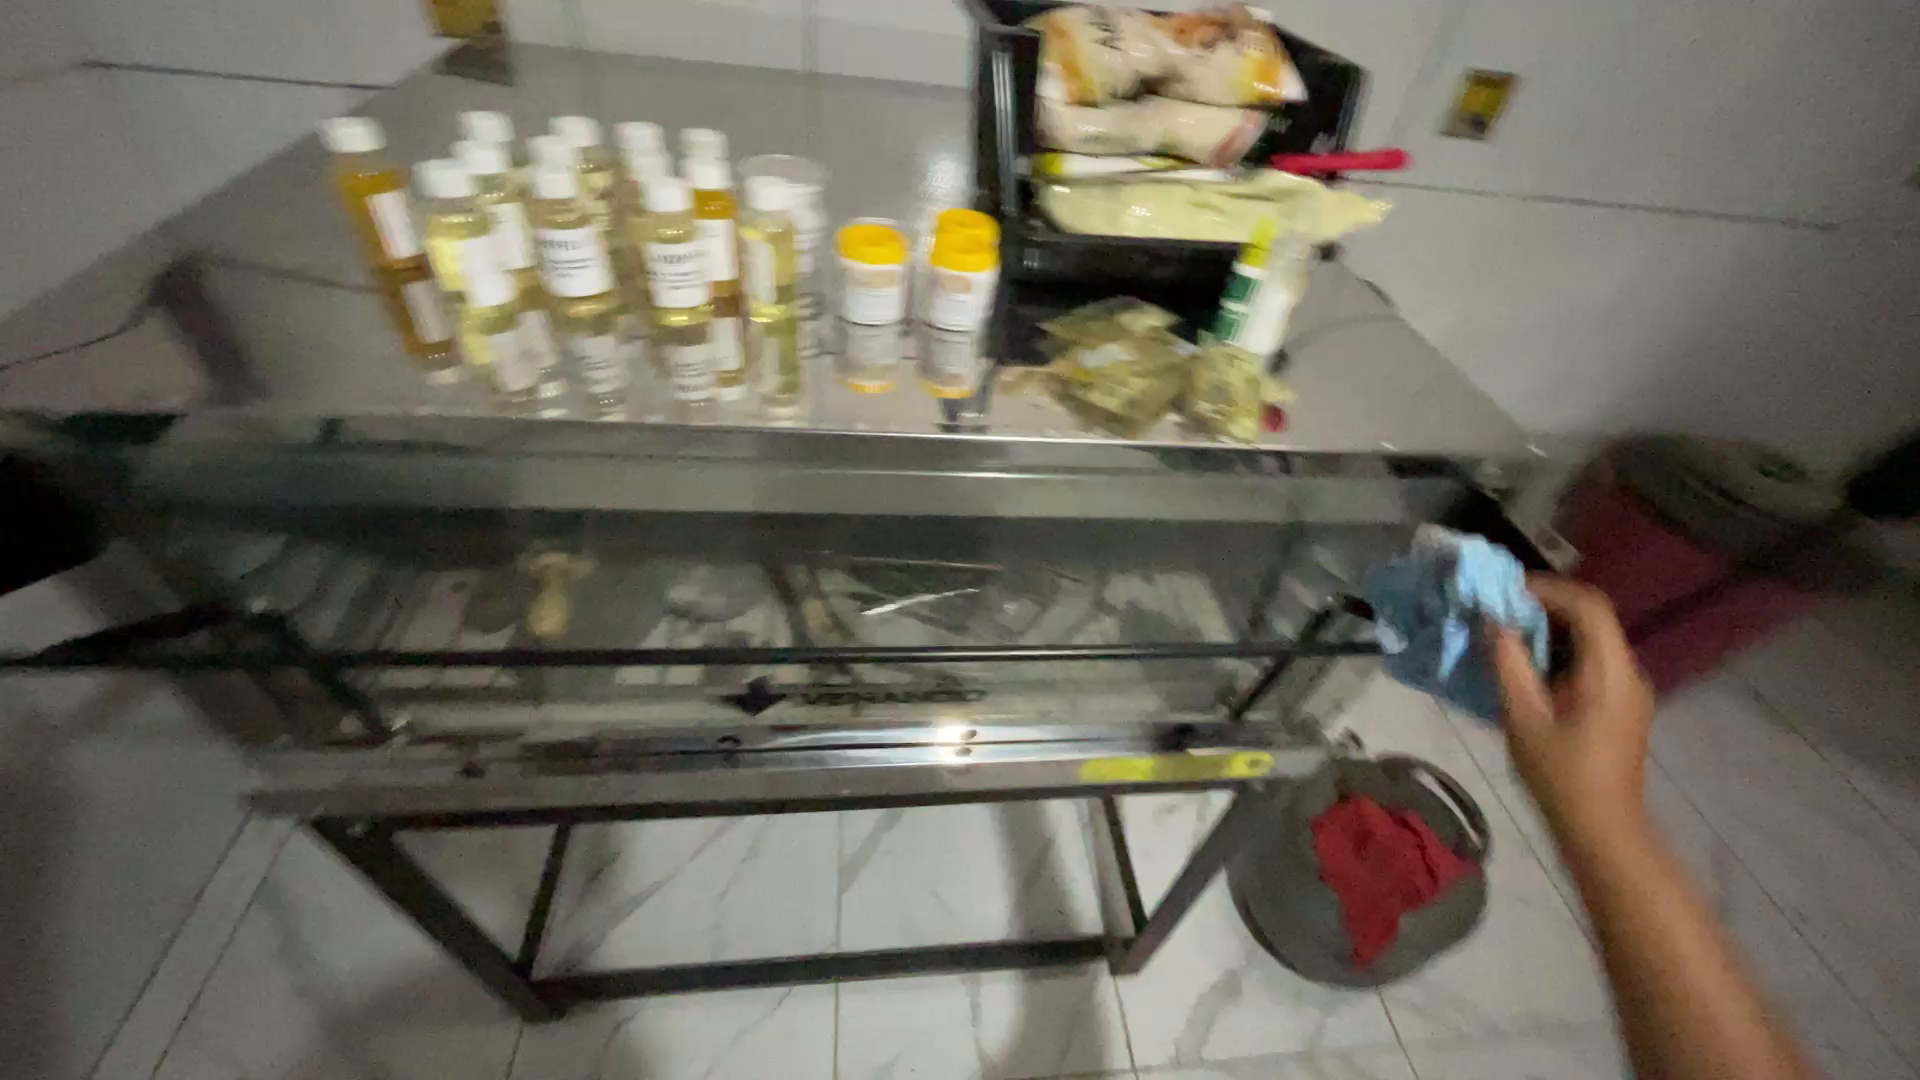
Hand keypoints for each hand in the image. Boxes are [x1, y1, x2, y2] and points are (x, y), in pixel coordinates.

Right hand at [1487, 575, 1654, 834]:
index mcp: (1610, 673)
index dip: (1547, 590)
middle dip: (1542, 605)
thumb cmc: (1560, 771)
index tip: (1503, 592)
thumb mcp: (1522, 715)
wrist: (1601, 824)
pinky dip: (1555, 647)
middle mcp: (1628, 672)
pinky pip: (1588, 657)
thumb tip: (1493, 620)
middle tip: (1495, 608)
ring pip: (1589, 637)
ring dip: (1546, 626)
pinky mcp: (1617, 701)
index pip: (1589, 607)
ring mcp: (1627, 687)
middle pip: (1591, 618)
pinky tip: (1524, 662)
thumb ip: (1508, 663)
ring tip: (1502, 632)